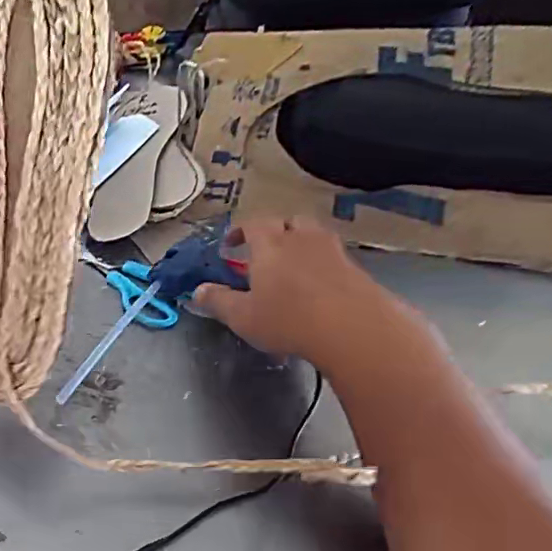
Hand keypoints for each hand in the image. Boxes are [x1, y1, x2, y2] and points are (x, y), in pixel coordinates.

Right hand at [192, 217, 430, 370]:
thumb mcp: (242, 316)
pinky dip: (319, 266)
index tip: (229, 245)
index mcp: (269, 244)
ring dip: (299, 247)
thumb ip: (218, 302)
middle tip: (263, 254)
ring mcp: (332, 250)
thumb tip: (197, 291)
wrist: (352, 327)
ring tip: (290, 270)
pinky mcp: (354, 267)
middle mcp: (301, 238)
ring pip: (312, 237)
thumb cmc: (287, 319)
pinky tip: (315, 291)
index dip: (239, 231)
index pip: (252, 224)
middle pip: (287, 223)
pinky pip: (330, 258)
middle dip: (273, 234)